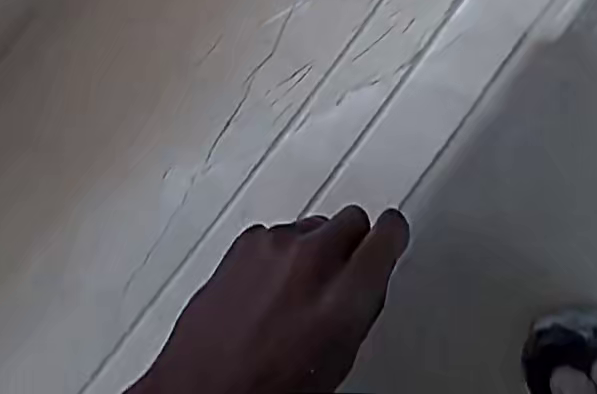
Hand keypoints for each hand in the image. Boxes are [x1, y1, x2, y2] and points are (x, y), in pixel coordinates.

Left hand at [127, 205, 409, 393]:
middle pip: (351, 219)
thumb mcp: (337, 359)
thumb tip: (364, 283)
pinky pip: (279, 232)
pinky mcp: (246, 239)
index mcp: (343, 300)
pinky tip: (270, 284)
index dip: (391, 234)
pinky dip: (280, 250)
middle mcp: (311, 261)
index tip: (392, 231)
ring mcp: (275, 244)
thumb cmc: (266, 390)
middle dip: (353, 239)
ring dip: (313, 247)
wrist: (203, 387)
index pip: (385, 238)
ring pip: (314, 224)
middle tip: (346, 266)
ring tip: (298, 288)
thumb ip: (355, 308)